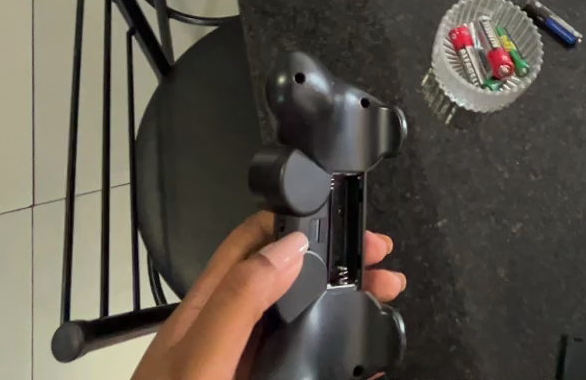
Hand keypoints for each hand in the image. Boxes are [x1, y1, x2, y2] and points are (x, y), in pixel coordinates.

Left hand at [132, 211, 406, 379]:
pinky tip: (367, 360)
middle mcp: (229, 332)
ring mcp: (248, 366)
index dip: (297, 222)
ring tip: (385, 300)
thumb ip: (239, 300)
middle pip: (290, 279)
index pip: (253, 242)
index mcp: (208, 307)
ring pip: (304, 321)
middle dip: (337, 263)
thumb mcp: (199, 359)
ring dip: (346, 304)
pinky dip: (343, 356)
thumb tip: (289, 245)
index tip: (342, 221)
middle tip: (381, 264)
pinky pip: (309, 366)